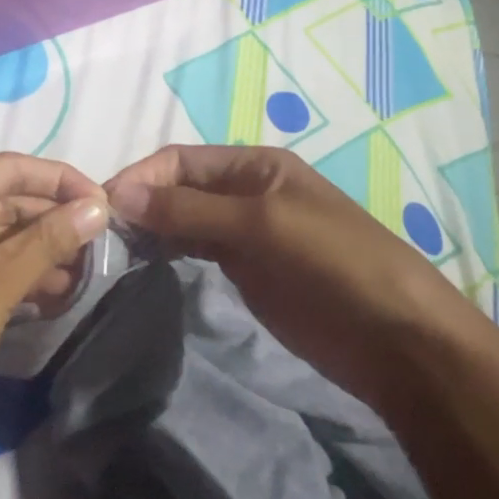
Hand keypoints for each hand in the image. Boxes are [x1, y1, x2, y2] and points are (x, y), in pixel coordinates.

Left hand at [0, 154, 106, 498]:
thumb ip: (50, 238)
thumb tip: (98, 206)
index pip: (5, 169)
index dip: (58, 180)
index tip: (102, 198)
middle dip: (48, 217)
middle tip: (98, 235)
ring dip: (33, 245)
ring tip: (84, 265)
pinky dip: (8, 265)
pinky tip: (53, 284)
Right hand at [105, 145, 482, 404]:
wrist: (397, 339)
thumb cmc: (334, 263)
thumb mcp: (261, 225)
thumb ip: (190, 210)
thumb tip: (118, 194)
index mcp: (255, 165)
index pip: (181, 159)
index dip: (141, 177)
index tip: (101, 207)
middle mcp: (246, 191)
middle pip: (179, 187)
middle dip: (141, 202)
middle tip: (100, 233)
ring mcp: (246, 233)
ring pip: (183, 220)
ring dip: (150, 228)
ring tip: (113, 250)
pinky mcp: (247, 270)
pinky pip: (196, 250)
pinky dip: (169, 251)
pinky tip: (145, 263)